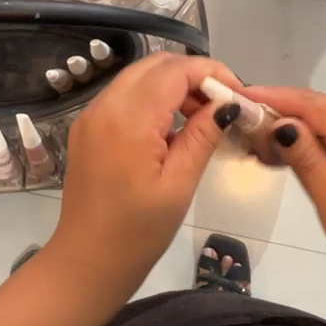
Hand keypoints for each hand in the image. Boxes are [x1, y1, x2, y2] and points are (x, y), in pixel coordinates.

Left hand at [47, 53, 238, 293]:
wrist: (87, 260)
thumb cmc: (138, 232)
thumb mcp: (179, 185)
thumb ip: (202, 136)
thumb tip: (228, 104)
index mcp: (128, 120)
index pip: (175, 71)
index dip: (211, 73)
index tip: (238, 95)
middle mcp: (104, 107)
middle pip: (155, 65)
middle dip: (192, 75)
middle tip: (221, 106)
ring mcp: (91, 115)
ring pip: (138, 77)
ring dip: (172, 85)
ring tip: (201, 118)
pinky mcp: (87, 128)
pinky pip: (123, 96)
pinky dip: (151, 99)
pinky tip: (170, 128)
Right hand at [244, 87, 325, 281]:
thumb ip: (305, 155)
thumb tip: (279, 122)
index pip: (313, 104)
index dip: (274, 97)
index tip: (238, 95)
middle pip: (318, 106)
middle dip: (279, 108)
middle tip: (241, 120)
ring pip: (324, 117)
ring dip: (290, 123)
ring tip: (255, 137)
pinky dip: (306, 136)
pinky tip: (283, 149)